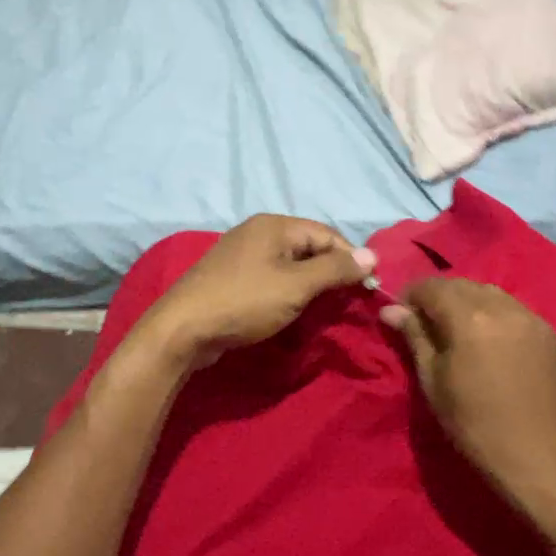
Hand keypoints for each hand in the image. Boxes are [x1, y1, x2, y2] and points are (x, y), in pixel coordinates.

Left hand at [134, 215, 375, 369]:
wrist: (183, 329)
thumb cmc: (244, 302)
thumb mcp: (296, 286)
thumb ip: (335, 270)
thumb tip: (372, 256)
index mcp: (274, 225)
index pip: (327, 234)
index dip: (350, 259)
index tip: (366, 288)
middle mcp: (257, 232)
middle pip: (308, 247)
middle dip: (330, 273)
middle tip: (346, 302)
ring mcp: (241, 254)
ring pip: (290, 264)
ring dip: (309, 285)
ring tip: (322, 309)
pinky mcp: (231, 278)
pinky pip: (271, 278)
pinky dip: (287, 291)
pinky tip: (292, 311)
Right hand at [381, 279, 555, 490]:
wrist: (536, 457)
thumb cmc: (473, 424)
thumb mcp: (433, 381)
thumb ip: (414, 337)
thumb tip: (390, 309)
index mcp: (470, 318)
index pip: (432, 286)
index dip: (411, 295)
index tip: (402, 314)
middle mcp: (504, 308)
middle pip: (463, 285)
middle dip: (441, 296)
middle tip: (428, 323)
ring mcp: (533, 318)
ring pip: (492, 293)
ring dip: (471, 302)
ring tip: (461, 331)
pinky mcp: (552, 334)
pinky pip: (516, 311)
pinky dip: (498, 316)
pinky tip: (493, 341)